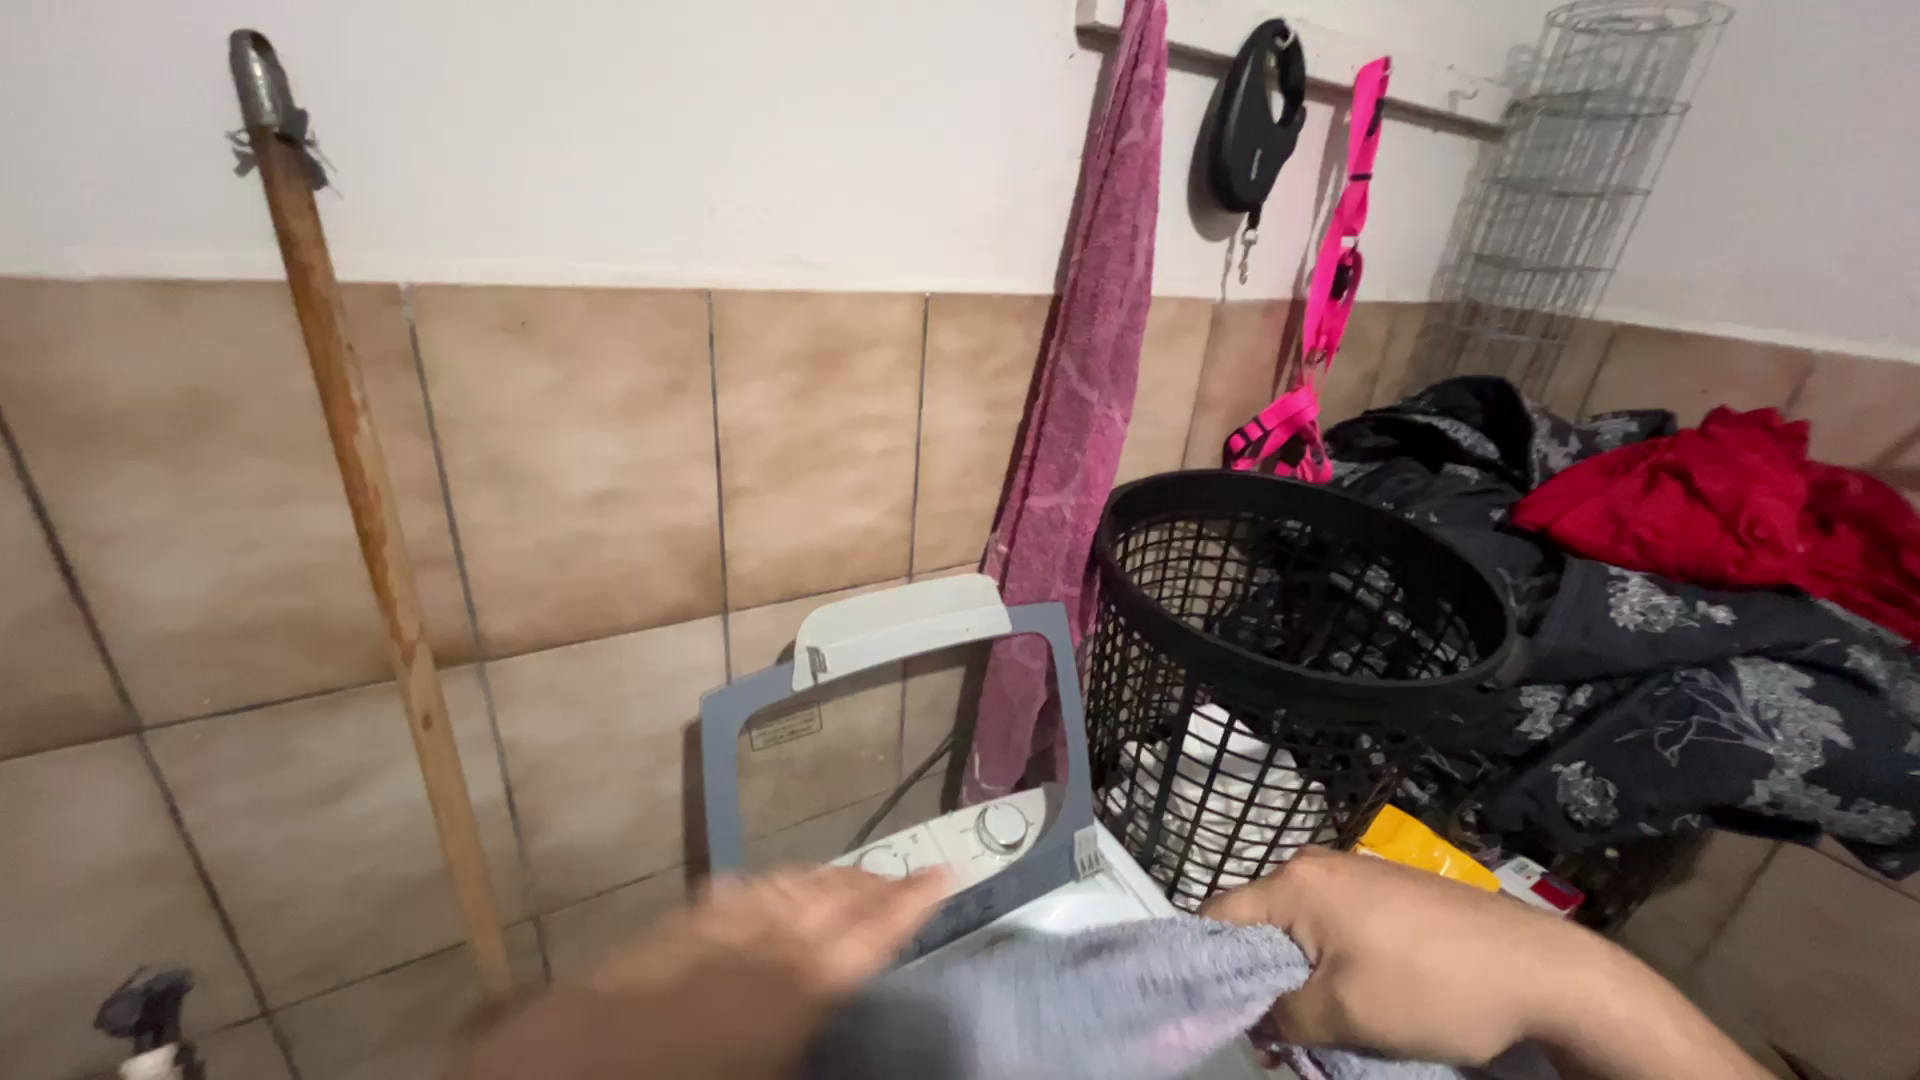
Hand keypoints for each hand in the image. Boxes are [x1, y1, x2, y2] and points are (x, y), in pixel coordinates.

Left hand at [446, 866, 948, 1079]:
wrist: (577, 1064)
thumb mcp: (768, 1069)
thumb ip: (798, 1039)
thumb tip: (815, 1018)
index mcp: (802, 985)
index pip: (873, 932)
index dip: (913, 901)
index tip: (946, 871)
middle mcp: (773, 942)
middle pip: (838, 898)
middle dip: (875, 884)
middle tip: (902, 876)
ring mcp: (726, 925)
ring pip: (793, 886)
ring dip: (826, 879)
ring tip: (849, 876)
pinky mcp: (684, 924)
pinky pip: (740, 891)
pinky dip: (765, 887)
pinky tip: (763, 885)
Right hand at [1202, 847, 1609, 1064]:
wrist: (1542, 968)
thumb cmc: (1433, 988)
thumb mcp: (1349, 1016)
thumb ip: (1285, 1019)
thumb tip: (1257, 1024)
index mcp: (1294, 883)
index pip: (1218, 916)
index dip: (1208, 966)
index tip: (1217, 1013)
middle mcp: (1313, 865)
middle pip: (1258, 922)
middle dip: (1258, 979)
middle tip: (1273, 1036)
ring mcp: (1351, 871)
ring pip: (1297, 926)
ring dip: (1296, 974)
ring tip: (1316, 1024)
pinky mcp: (1382, 887)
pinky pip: (1331, 921)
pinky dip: (1328, 959)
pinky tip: (1353, 995)